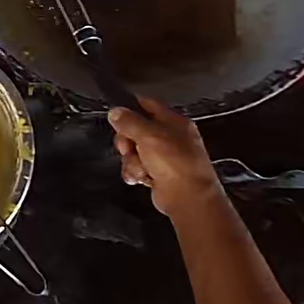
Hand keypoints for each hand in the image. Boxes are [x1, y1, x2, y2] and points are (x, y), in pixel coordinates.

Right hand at [108, 98, 223, 217]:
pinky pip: (137, 167)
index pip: (148, 105)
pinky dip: (136, 173)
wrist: (188, 198)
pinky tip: (142, 178)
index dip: (131, 108)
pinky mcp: (157, 174)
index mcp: (173, 122)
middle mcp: (169, 137)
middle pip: (136, 130)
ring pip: (134, 151)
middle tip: (128, 148)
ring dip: (132, 161)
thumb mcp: (148, 135)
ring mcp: (164, 157)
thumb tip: (115, 112)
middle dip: (127, 140)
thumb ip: (129, 121)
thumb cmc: (174, 162)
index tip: (117, 115)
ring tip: (141, 168)